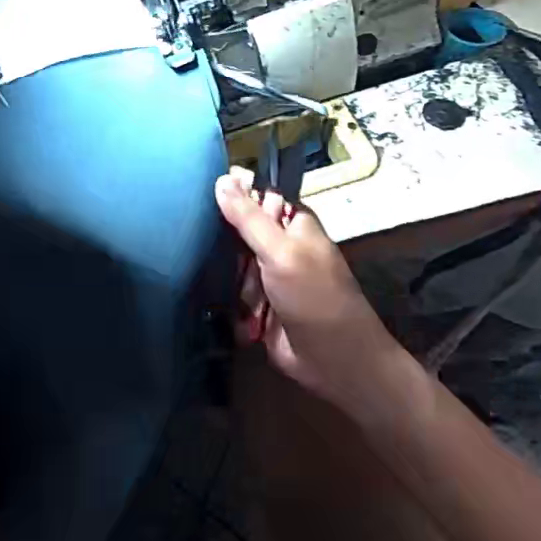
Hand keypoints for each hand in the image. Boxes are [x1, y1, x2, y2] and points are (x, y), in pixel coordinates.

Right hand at [216, 168, 426, 425]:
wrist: (335, 362)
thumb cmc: (314, 297)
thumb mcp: (280, 251)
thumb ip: (248, 217)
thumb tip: (222, 178)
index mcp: (293, 222)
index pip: (256, 195)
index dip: (233, 197)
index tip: (206, 199)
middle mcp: (280, 245)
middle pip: (237, 231)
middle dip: (229, 248)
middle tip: (239, 265)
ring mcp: (268, 276)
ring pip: (231, 264)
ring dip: (235, 283)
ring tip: (249, 301)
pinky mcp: (258, 305)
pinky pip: (232, 293)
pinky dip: (235, 304)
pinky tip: (241, 314)